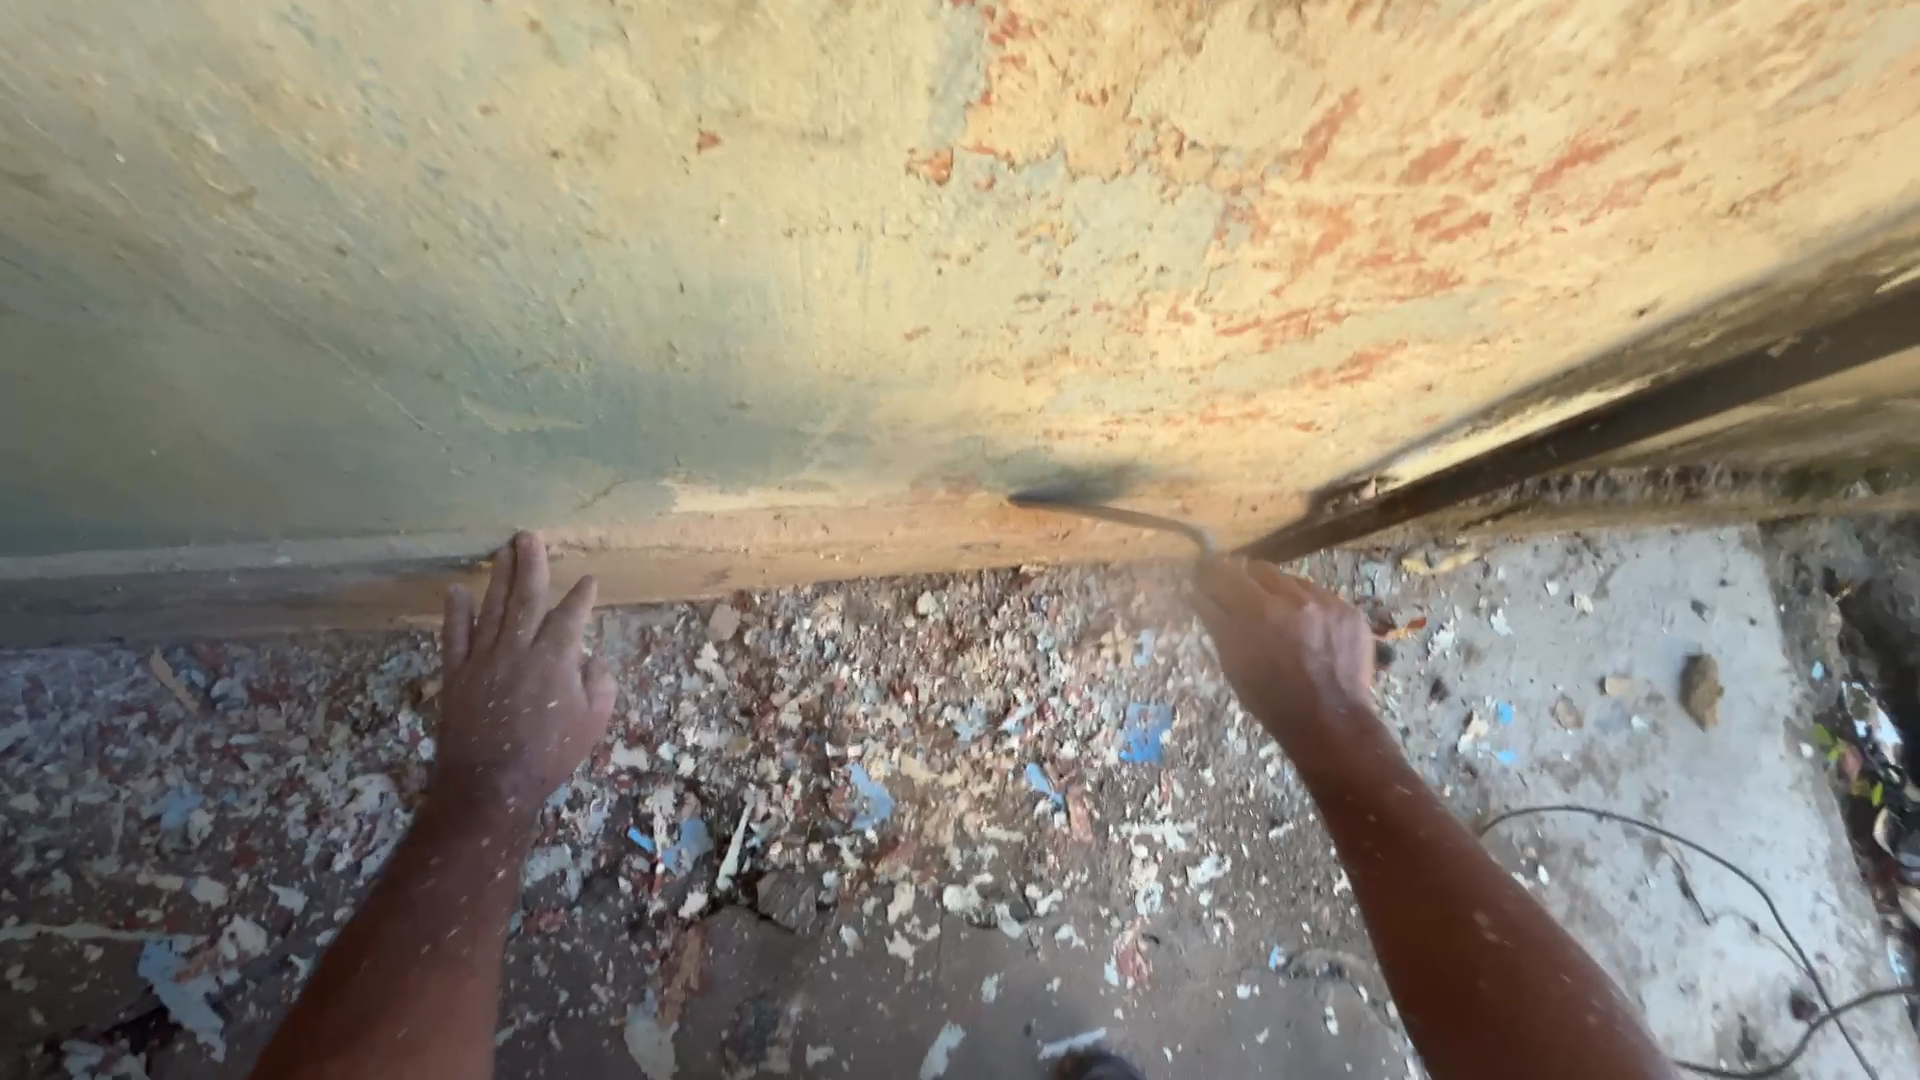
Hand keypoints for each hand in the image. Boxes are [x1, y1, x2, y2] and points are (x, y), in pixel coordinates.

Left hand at [434, 532, 615, 817]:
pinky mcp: (456, 675)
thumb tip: (589, 658)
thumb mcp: (595, 720)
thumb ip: (599, 682)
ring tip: (503, 550)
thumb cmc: (551, 754)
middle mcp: (519, 649)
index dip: (582, 596)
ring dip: (499, 577)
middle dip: (531, 566)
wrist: (491, 784)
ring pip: (491, 608)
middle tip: (529, 537)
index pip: (572, 615)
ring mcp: (483, 660)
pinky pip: (454, 637)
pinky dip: (455, 613)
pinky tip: (457, 590)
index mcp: (557, 658)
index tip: (589, 580)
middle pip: (526, 598)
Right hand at [1190, 556, 1377, 744]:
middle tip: (1244, 601)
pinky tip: (1307, 631)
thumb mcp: (1232, 660)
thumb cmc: (1269, 697)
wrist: (1328, 722)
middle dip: (1247, 581)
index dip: (1213, 572)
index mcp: (1258, 611)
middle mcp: (1293, 597)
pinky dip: (1307, 607)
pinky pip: (1320, 596)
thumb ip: (1214, 619)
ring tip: (1279, 621)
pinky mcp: (1349, 611)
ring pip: (1291, 580)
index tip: (1208, 577)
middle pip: (1259, 568)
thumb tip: (1193, 591)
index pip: (1225, 572)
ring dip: (1278, 593)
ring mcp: (1326, 602)